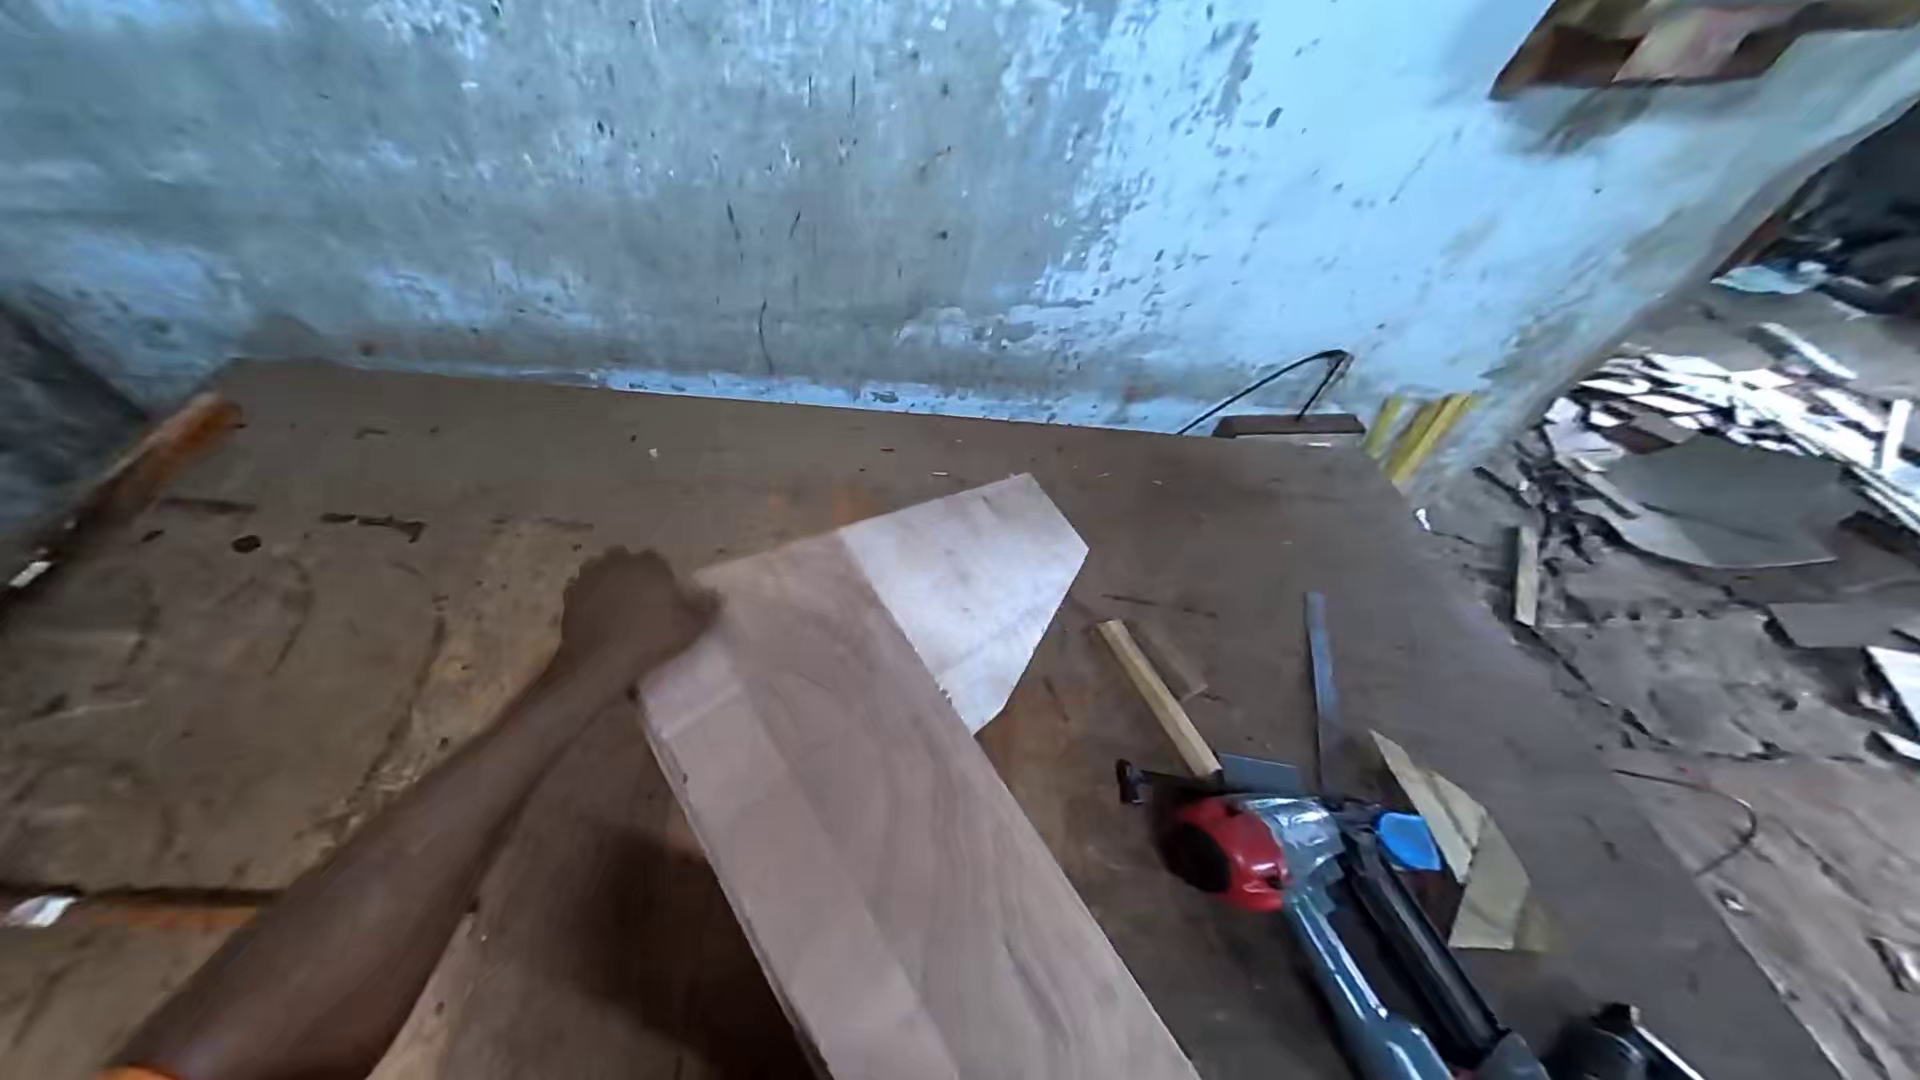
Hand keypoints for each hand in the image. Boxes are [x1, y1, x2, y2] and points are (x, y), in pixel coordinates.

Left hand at [550, 548, 718, 685]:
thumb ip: (705, 607)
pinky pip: (583, 591)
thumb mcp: (689, 627)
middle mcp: (617, 562)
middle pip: (626, 560)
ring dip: (609, 582)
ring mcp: (589, 577)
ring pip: (602, 572)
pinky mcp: (569, 596)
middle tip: (642, 599)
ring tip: (618, 607)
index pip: (658, 560)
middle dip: (633, 574)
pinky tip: (598, 617)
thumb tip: (717, 595)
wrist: (599, 662)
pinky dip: (591, 599)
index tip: (665, 595)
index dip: (662, 577)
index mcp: (649, 564)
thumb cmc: (650, 638)